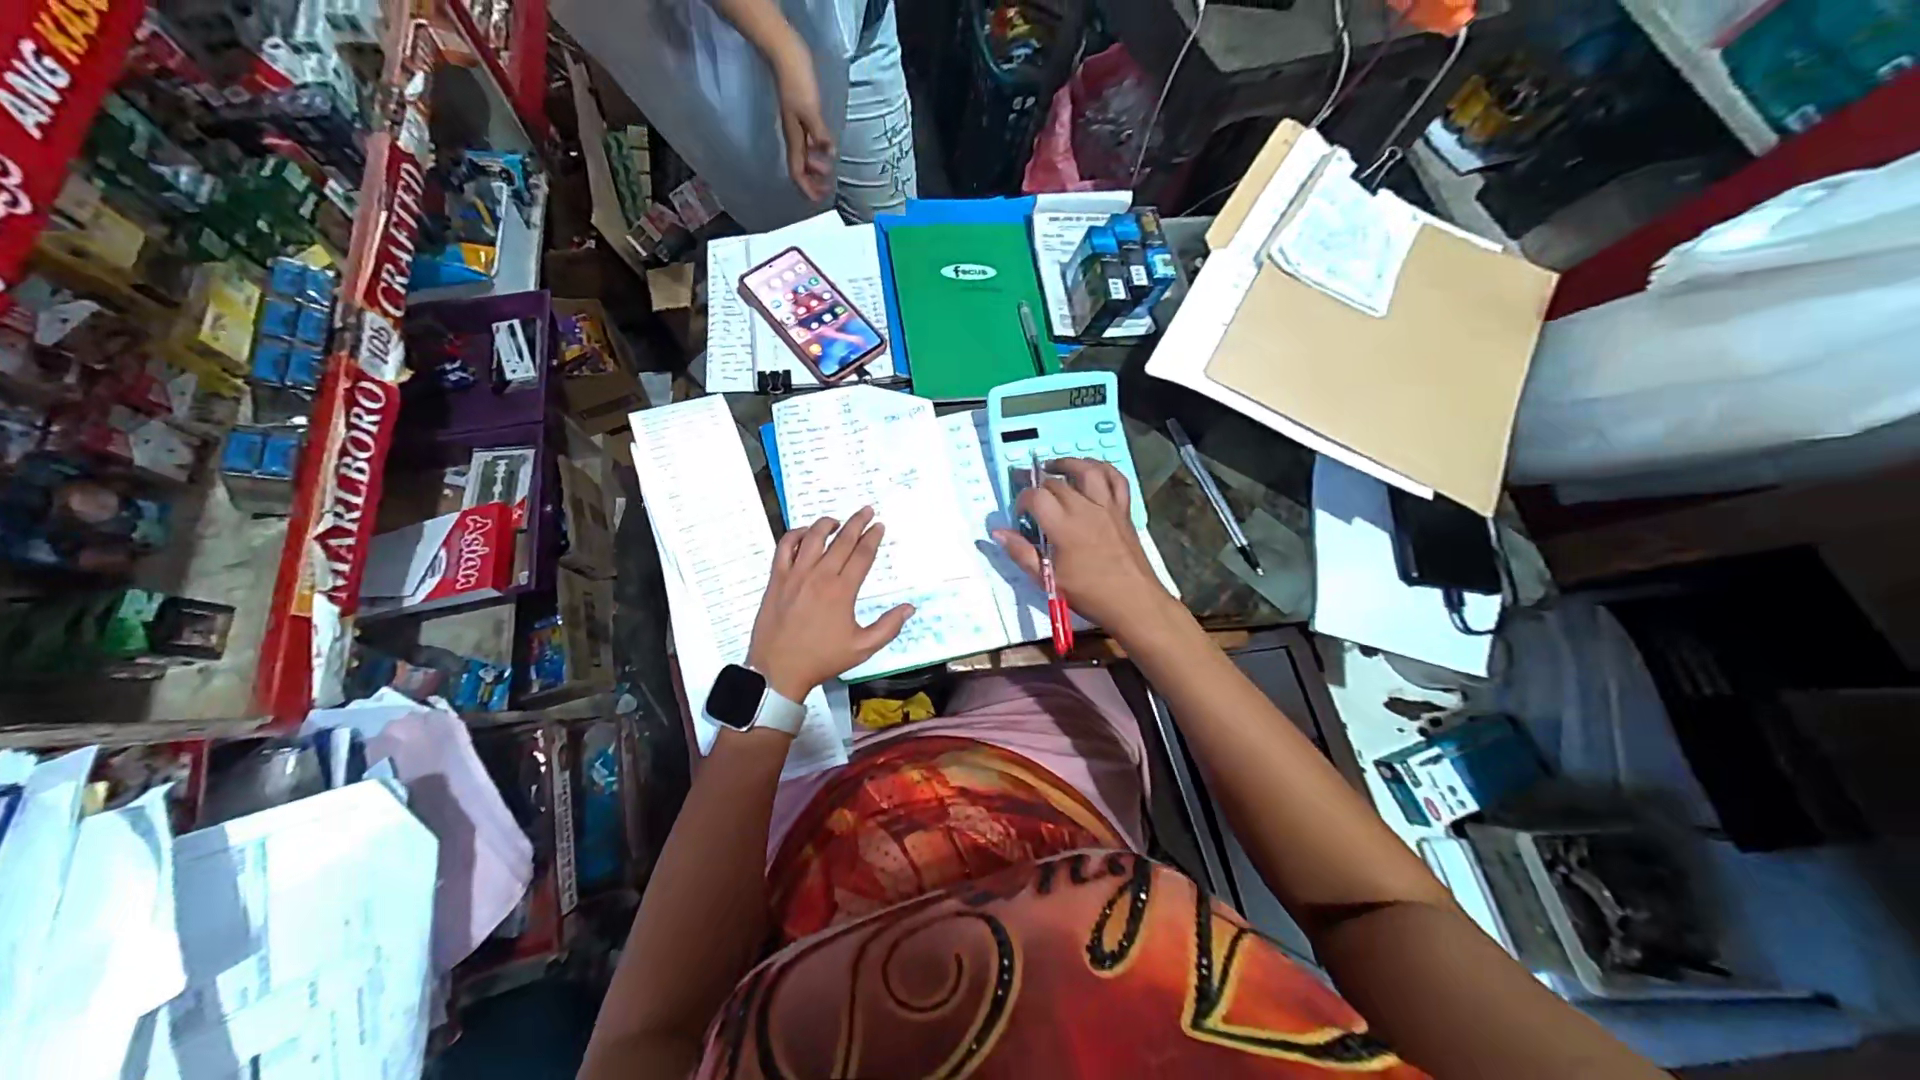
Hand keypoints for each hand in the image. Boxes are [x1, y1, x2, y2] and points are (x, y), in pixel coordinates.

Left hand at [747, 507, 912, 702]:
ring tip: (838, 520)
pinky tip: (806, 534)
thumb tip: (909, 608)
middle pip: (842, 540)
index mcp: (842, 591)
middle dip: (857, 522)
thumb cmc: (821, 659)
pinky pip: (785, 546)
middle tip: (867, 511)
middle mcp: (819, 576)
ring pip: (814, 537)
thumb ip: (888, 627)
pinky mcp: (777, 578)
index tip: (879, 526)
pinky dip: (797, 535)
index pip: (862, 555)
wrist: (778, 669)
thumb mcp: (862, 648)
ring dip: (828, 523)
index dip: (873, 537)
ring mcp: (795, 574)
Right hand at [773, 52, 834, 201]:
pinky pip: (808, 142)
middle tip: (827, 189)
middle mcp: (794, 136)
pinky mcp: (800, 115)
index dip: (808, 188)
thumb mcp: (810, 109)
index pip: (798, 172)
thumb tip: (829, 155)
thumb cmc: (797, 80)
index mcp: (794, 138)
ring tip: (828, 174)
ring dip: (815, 169)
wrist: (784, 53)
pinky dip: (816, 152)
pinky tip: (825, 151)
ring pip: (804, 156)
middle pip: (800, 168)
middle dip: (812, 182)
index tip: (820, 199)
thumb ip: (819, 132)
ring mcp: (796, 126)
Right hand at [992, 458, 1175, 639]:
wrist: (1132, 602)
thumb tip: (998, 532)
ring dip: (1069, 464)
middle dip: (1039, 484)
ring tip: (1055, 467)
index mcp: (1064, 527)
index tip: (1020, 515)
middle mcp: (1086, 509)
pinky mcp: (1124, 510)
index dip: (1022, 500)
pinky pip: (1117, 479)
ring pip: (1088, 470)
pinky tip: (1091, 470)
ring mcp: (1108, 507)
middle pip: (1057, 482)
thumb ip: (1021, 553)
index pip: (1036, 496)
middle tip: (1031, 495)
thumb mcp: (1047, 580)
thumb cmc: (1088, 594)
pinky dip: (1103, 469)